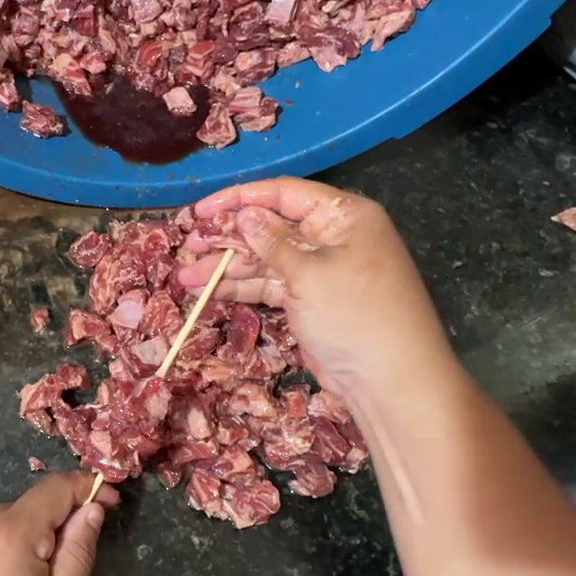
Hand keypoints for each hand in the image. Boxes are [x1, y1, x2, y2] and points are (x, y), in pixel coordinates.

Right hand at [176, 177, 454, 389]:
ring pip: (263, 260)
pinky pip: (268, 285)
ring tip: (185, 276)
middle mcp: (331, 237)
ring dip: (225, 267)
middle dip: (227, 236)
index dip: (239, 199)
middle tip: (189, 244)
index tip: (200, 210)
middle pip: (270, 227)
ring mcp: (318, 271)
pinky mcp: (307, 301)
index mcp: (343, 216)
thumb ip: (272, 242)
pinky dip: (240, 288)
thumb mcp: (310, 273)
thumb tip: (245, 213)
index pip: (283, 194)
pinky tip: (207, 292)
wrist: (389, 381)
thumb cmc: (356, 315)